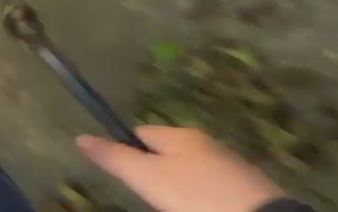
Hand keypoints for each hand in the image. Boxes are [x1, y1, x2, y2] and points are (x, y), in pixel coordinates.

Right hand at [78, 126, 286, 211]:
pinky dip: (213, 203)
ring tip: (185, 211)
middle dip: (161, 179)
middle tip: (161, 203)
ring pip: (196, 177)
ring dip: (188, 193)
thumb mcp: (147, 179)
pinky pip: (221, 193)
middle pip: (169, 157)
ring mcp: (236, 168)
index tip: (136, 183)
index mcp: (180, 134)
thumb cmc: (198, 197)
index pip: (140, 134)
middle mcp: (208, 143)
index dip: (131, 156)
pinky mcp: (259, 194)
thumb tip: (79, 137)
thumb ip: (113, 157)